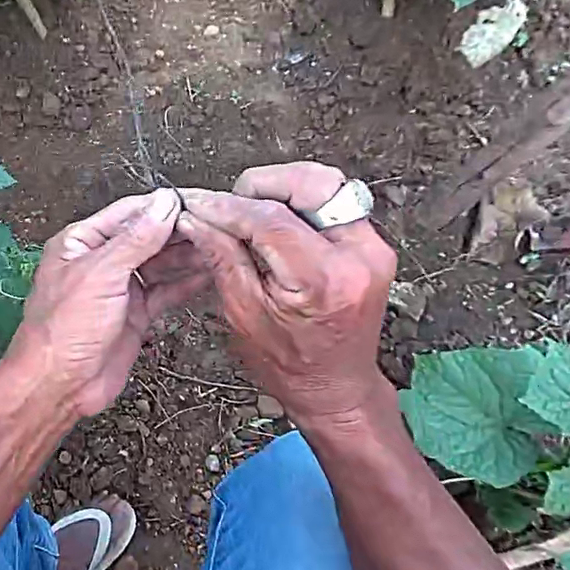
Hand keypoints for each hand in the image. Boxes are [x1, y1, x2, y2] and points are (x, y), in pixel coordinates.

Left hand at [4, 188, 209, 419]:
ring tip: (220, 244)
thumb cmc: (63, 328)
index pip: (129, 213)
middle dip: (180, 231)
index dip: (162, 206)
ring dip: (188, 256)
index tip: (196, 200)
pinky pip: (165, 292)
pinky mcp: (135, 314)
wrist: (59, 384)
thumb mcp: (100, 274)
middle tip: (217, 223)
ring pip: (160, 264)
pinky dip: (186, 283)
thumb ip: (135, 239)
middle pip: (147, 237)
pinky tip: (210, 273)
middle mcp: (101, 262)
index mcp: (81, 242)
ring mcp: (119, 289)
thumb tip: (165, 202)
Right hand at [176, 162, 397, 423]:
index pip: (270, 219)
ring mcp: (373, 247)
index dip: (226, 207)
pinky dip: (296, 205)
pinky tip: (273, 225)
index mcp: (325, 281)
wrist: (336, 387)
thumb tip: (197, 220)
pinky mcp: (372, 245)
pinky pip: (332, 203)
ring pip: (324, 186)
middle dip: (260, 185)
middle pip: (310, 183)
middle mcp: (360, 256)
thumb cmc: (291, 366)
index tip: (198, 205)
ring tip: (248, 217)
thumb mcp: (243, 316)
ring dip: (279, 192)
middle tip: (227, 207)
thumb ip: (223, 258)